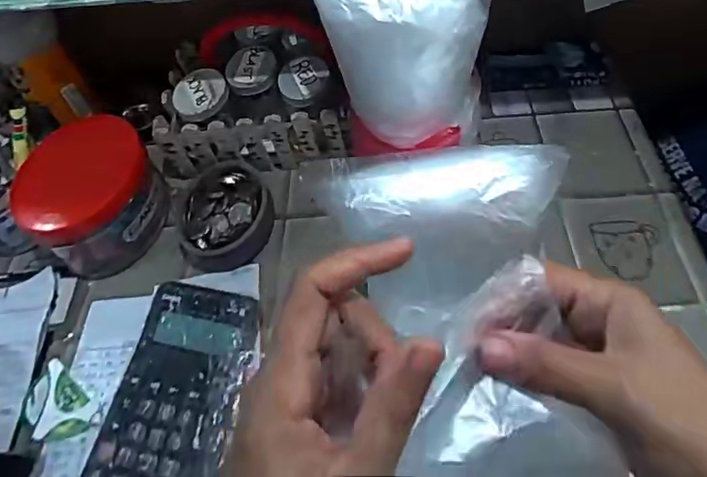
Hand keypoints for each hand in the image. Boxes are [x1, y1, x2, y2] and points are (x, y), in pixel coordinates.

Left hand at [228, 238, 443, 476]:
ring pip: (335, 348)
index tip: (407, 251)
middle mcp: (276, 377)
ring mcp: (284, 400)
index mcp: (279, 380)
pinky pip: (332, 382)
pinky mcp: (292, 422)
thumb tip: (431, 341)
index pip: (313, 289)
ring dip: (372, 365)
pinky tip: (372, 426)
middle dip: (374, 334)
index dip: (358, 260)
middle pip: (330, 317)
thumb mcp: (355, 476)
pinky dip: (361, 389)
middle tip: (400, 385)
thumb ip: (392, 408)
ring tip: (386, 414)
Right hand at [476, 262, 706, 476]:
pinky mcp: (606, 397)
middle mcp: (605, 321)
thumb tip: (478, 345)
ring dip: (516, 358)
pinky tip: (508, 397)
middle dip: (505, 328)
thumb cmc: (681, 418)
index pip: (543, 279)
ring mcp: (606, 360)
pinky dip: (534, 384)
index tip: (467, 326)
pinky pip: (559, 379)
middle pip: (541, 311)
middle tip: (463, 355)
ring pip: (547, 347)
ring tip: (475, 375)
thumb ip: (547, 364)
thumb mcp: (613, 388)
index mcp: (611, 301)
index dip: (505, 297)